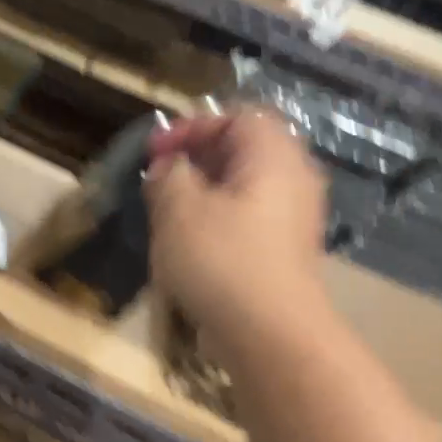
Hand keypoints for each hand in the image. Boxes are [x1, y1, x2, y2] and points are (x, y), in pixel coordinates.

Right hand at [145, 110, 329, 342]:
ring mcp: (289, 214)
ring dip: (199, 188)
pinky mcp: (277, 246)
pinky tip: (183, 239)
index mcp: (273, 158)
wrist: (264, 325)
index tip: (150, 151)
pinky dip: (210, 214)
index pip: (240, 117)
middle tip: (152, 179)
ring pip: (241, 183)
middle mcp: (291, 177)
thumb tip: (168, 167)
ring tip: (161, 209)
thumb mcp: (179, 213)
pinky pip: (243, 213)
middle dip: (195, 157)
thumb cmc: (219, 260)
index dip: (193, 125)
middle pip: (244, 148)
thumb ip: (170, 178)